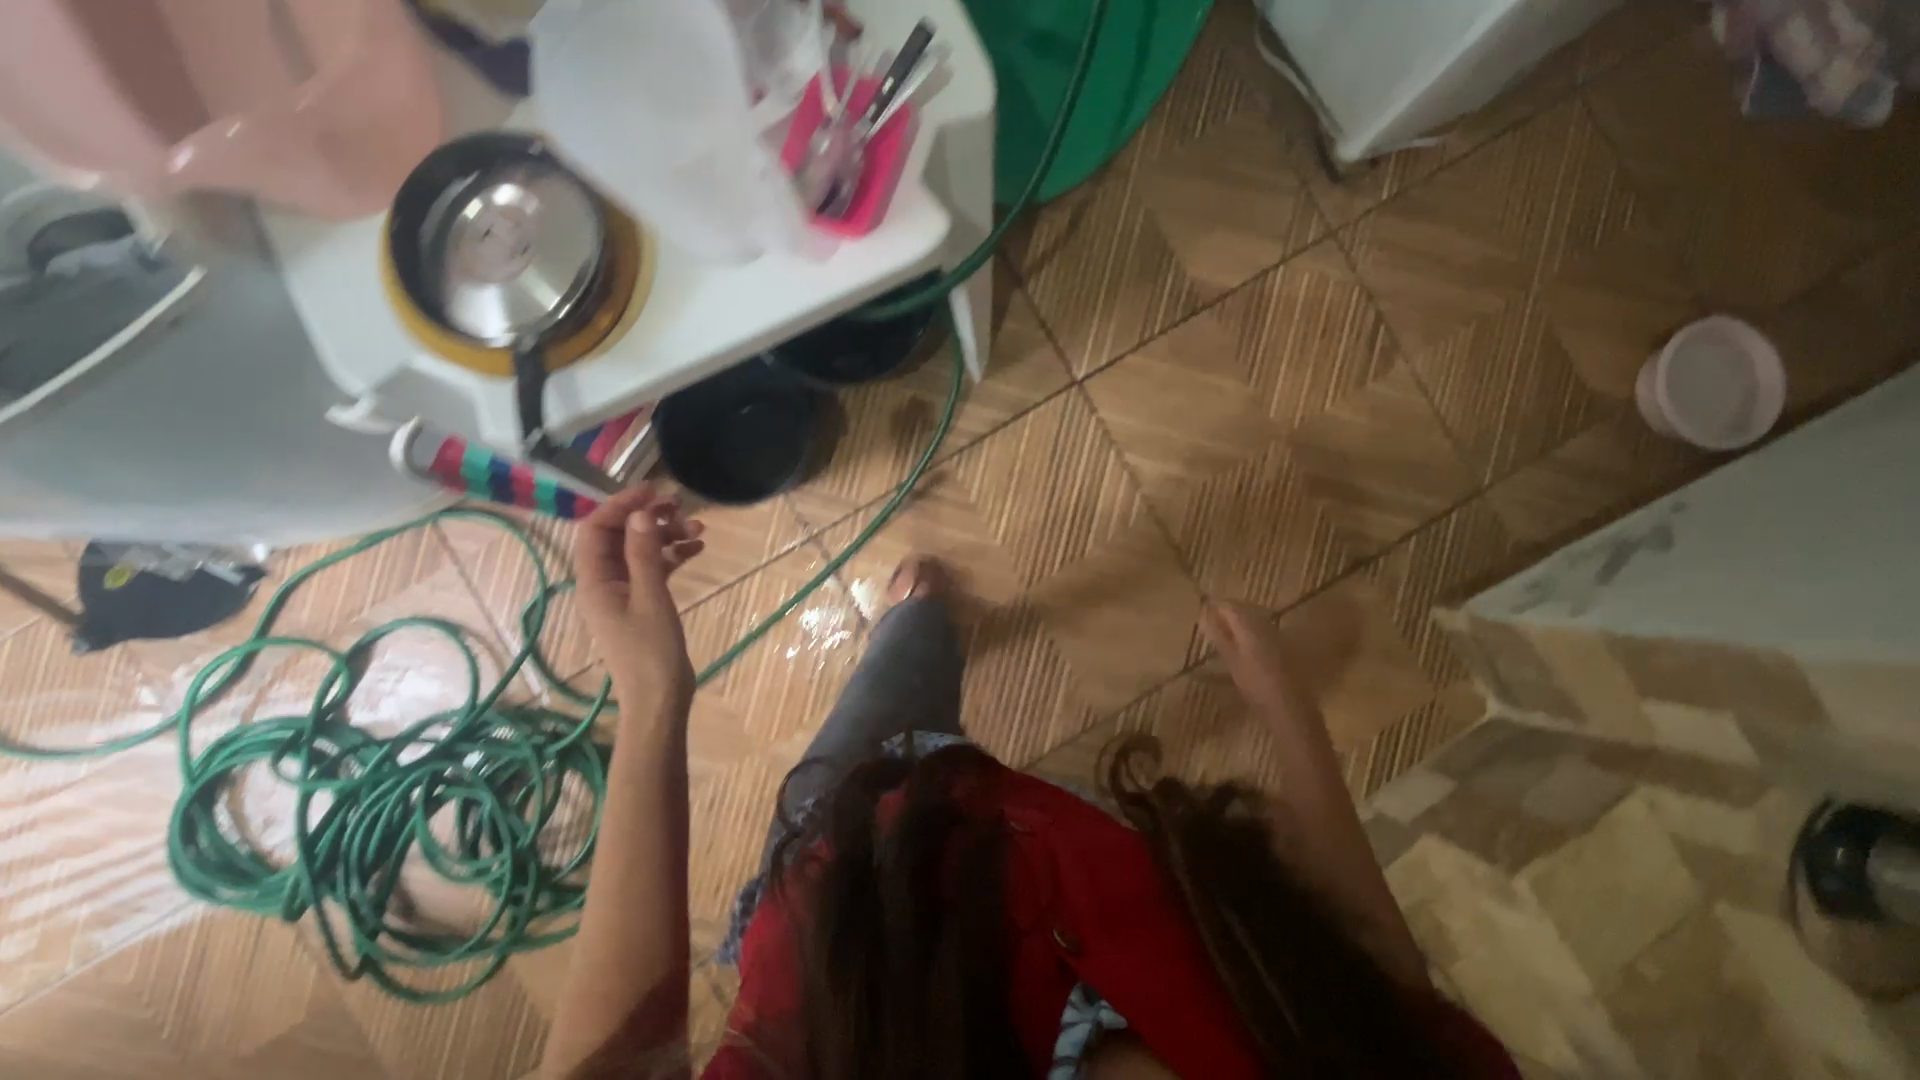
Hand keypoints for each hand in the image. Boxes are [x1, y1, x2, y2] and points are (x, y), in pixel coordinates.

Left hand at [572, 485, 705, 712]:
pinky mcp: (643, 604)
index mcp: (594, 582)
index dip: (620, 505)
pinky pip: (654, 569)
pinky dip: (673, 556)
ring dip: (666, 536)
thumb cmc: (651, 651)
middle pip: (619, 537)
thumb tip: (640, 514)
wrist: (659, 699)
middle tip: (681, 506)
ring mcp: (624, 594)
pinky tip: (698, 549)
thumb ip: (644, 555)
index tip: (652, 491)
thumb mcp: (651, 598)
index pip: (595, 529)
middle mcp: (603, 583)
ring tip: (699, 529)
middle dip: (648, 518)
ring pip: (640, 551)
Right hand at [1199, 600, 1305, 720]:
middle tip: (1212, 620)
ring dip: (1240, 620)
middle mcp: (1266, 625)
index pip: (1230, 605)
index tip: (1203, 610)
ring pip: (1255, 618)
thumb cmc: (1254, 684)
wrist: (1288, 705)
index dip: (1216, 605)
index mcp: (1250, 626)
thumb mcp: (1231, 660)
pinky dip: (1251, 630)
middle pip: (1244, 608)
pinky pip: (1263, 628)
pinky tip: (1244, 643)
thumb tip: (1204, 615)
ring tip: (1225, 632)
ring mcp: (1277, 634)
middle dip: (1228, 611)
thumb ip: (1218, 636)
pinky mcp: (1284, 645)